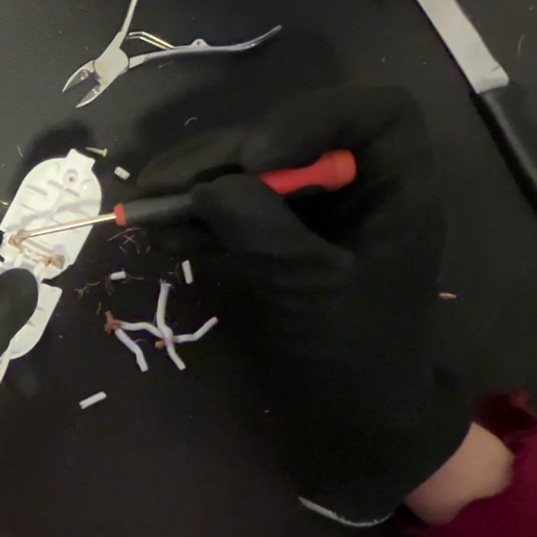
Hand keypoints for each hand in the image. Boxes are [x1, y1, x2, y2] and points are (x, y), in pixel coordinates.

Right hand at [136, 86, 469, 525]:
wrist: (351, 420)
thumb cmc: (351, 354)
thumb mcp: (309, 289)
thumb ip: (262, 229)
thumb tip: (205, 186)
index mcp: (393, 192)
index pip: (368, 116)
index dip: (308, 120)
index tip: (255, 158)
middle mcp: (352, 192)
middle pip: (286, 143)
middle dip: (221, 159)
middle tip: (159, 184)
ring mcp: (309, 219)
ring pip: (249, 177)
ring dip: (193, 187)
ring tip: (144, 207)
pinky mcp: (275, 244)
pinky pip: (233, 214)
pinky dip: (194, 220)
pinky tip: (160, 234)